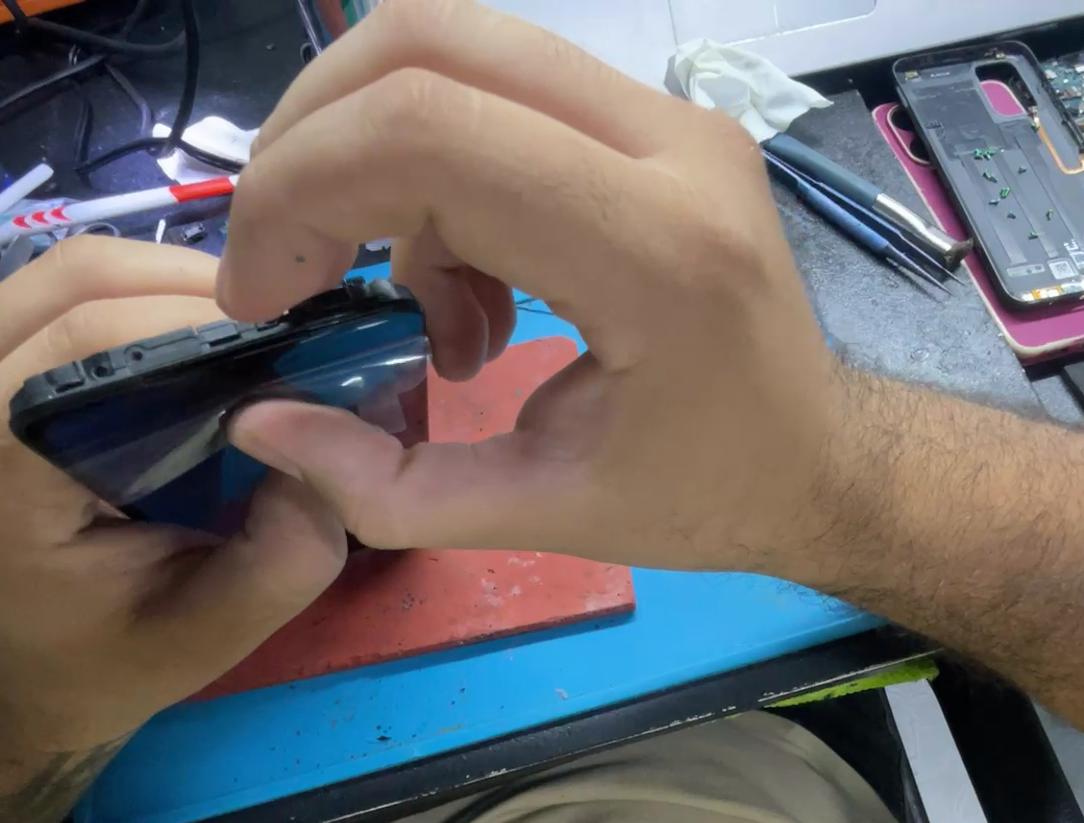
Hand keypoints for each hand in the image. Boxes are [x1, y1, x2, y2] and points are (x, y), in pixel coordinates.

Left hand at [0, 238, 346, 752]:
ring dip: (170, 283)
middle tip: (289, 325)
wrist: (29, 681)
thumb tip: (327, 442)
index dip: (198, 321)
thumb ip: (291, 550)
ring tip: (254, 327)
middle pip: (66, 283)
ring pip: (59, 274)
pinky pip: (56, 298)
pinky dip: (143, 299)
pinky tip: (203, 338)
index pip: (83, 345)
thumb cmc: (121, 662)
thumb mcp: (227, 629)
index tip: (296, 342)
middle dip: (193, 286)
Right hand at [220, 0, 850, 577]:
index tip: (262, 294)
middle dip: (316, 153)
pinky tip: (478, 290)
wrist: (821, 460)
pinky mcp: (664, 128)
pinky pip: (508, 96)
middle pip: (427, 44)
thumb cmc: (710, 497)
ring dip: (386, 172)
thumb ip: (398, 488)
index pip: (429, 133)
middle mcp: (673, 148)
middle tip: (297, 270)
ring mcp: (675, 120)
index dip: (299, 195)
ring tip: (432, 315)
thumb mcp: (551, 514)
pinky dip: (446, 179)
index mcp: (657, 253)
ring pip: (460, 53)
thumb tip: (263, 425)